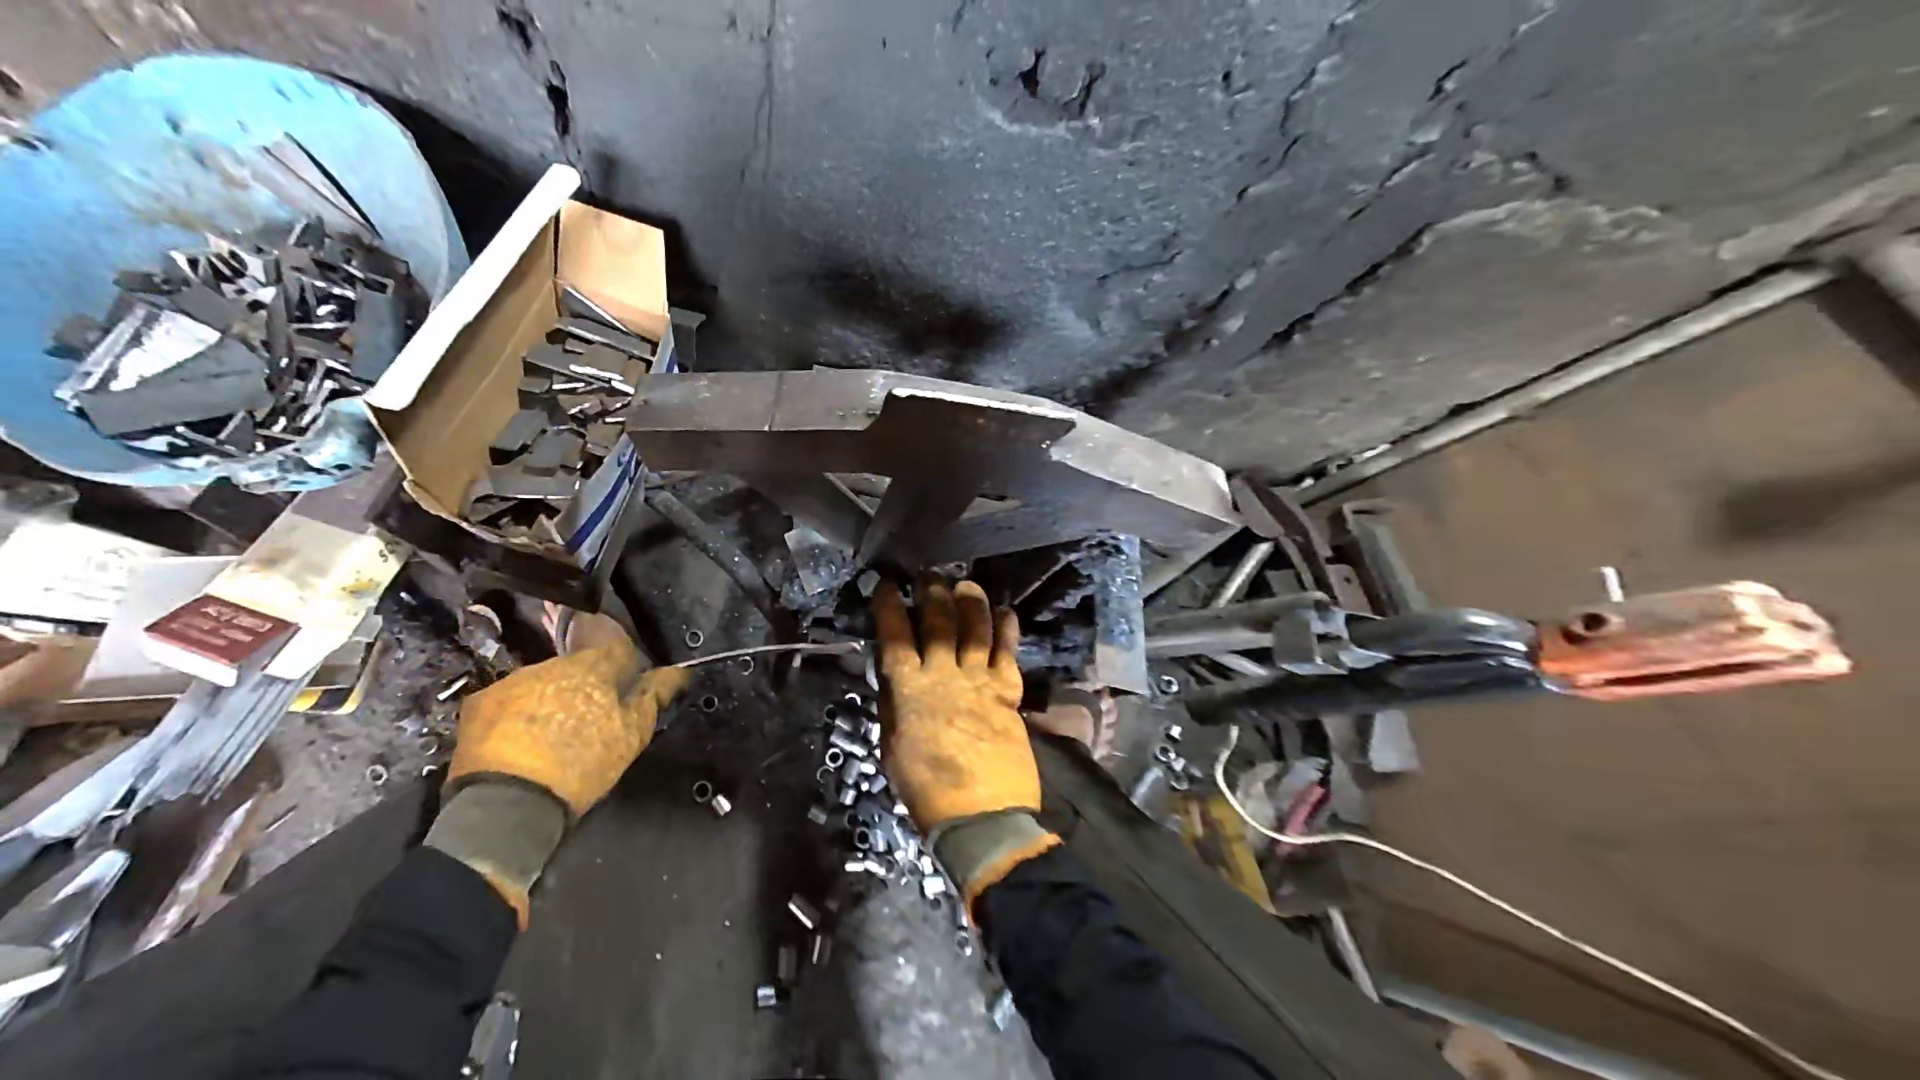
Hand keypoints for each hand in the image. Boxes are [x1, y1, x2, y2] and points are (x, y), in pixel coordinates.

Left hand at [448, 635, 689, 817]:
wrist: (507, 805)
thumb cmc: (581, 766)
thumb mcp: (631, 735)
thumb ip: (654, 695)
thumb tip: (676, 670)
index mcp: (594, 668)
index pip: (619, 649)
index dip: (625, 669)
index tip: (627, 689)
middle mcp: (552, 664)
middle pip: (577, 667)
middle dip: (585, 686)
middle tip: (590, 719)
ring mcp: (512, 682)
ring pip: (543, 683)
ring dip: (552, 699)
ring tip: (551, 733)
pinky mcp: (479, 703)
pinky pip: (510, 700)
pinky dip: (518, 714)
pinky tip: (519, 740)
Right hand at [875, 578, 1032, 830]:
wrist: (982, 817)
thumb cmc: (927, 789)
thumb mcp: (893, 747)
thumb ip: (895, 705)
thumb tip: (894, 678)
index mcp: (909, 691)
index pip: (895, 637)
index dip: (890, 606)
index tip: (888, 585)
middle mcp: (945, 676)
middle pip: (938, 622)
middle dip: (933, 592)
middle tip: (930, 575)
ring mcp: (980, 682)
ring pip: (975, 629)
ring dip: (971, 602)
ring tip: (967, 585)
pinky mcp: (1008, 692)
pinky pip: (1008, 652)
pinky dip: (1007, 629)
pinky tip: (1006, 611)